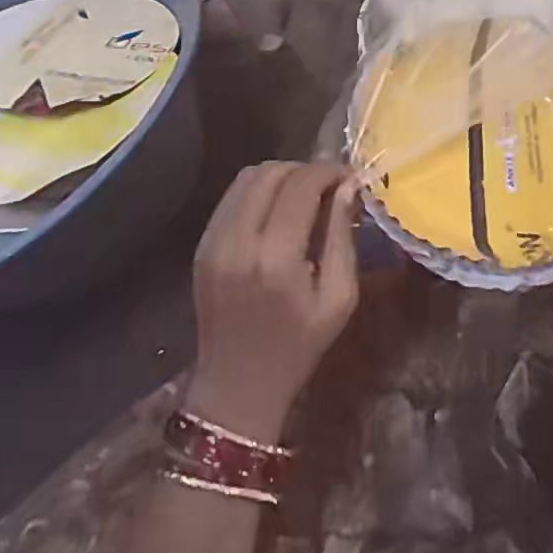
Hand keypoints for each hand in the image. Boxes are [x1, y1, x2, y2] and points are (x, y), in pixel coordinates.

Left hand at [183, 162, 360, 441]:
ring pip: (246, 178)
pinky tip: (277, 211)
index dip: (329, 171)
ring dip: (281, 176)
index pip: (302, 185)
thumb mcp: (338, 298)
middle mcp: (238, 241)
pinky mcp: (202, 246)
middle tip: (330, 185)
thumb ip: (342, 237)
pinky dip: (258, 192)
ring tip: (305, 194)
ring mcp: (213, 241)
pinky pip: (231, 199)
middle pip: (271, 172)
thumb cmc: (299, 346)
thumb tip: (348, 187)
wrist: (238, 384)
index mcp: (276, 258)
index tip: (350, 177)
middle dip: (306, 169)